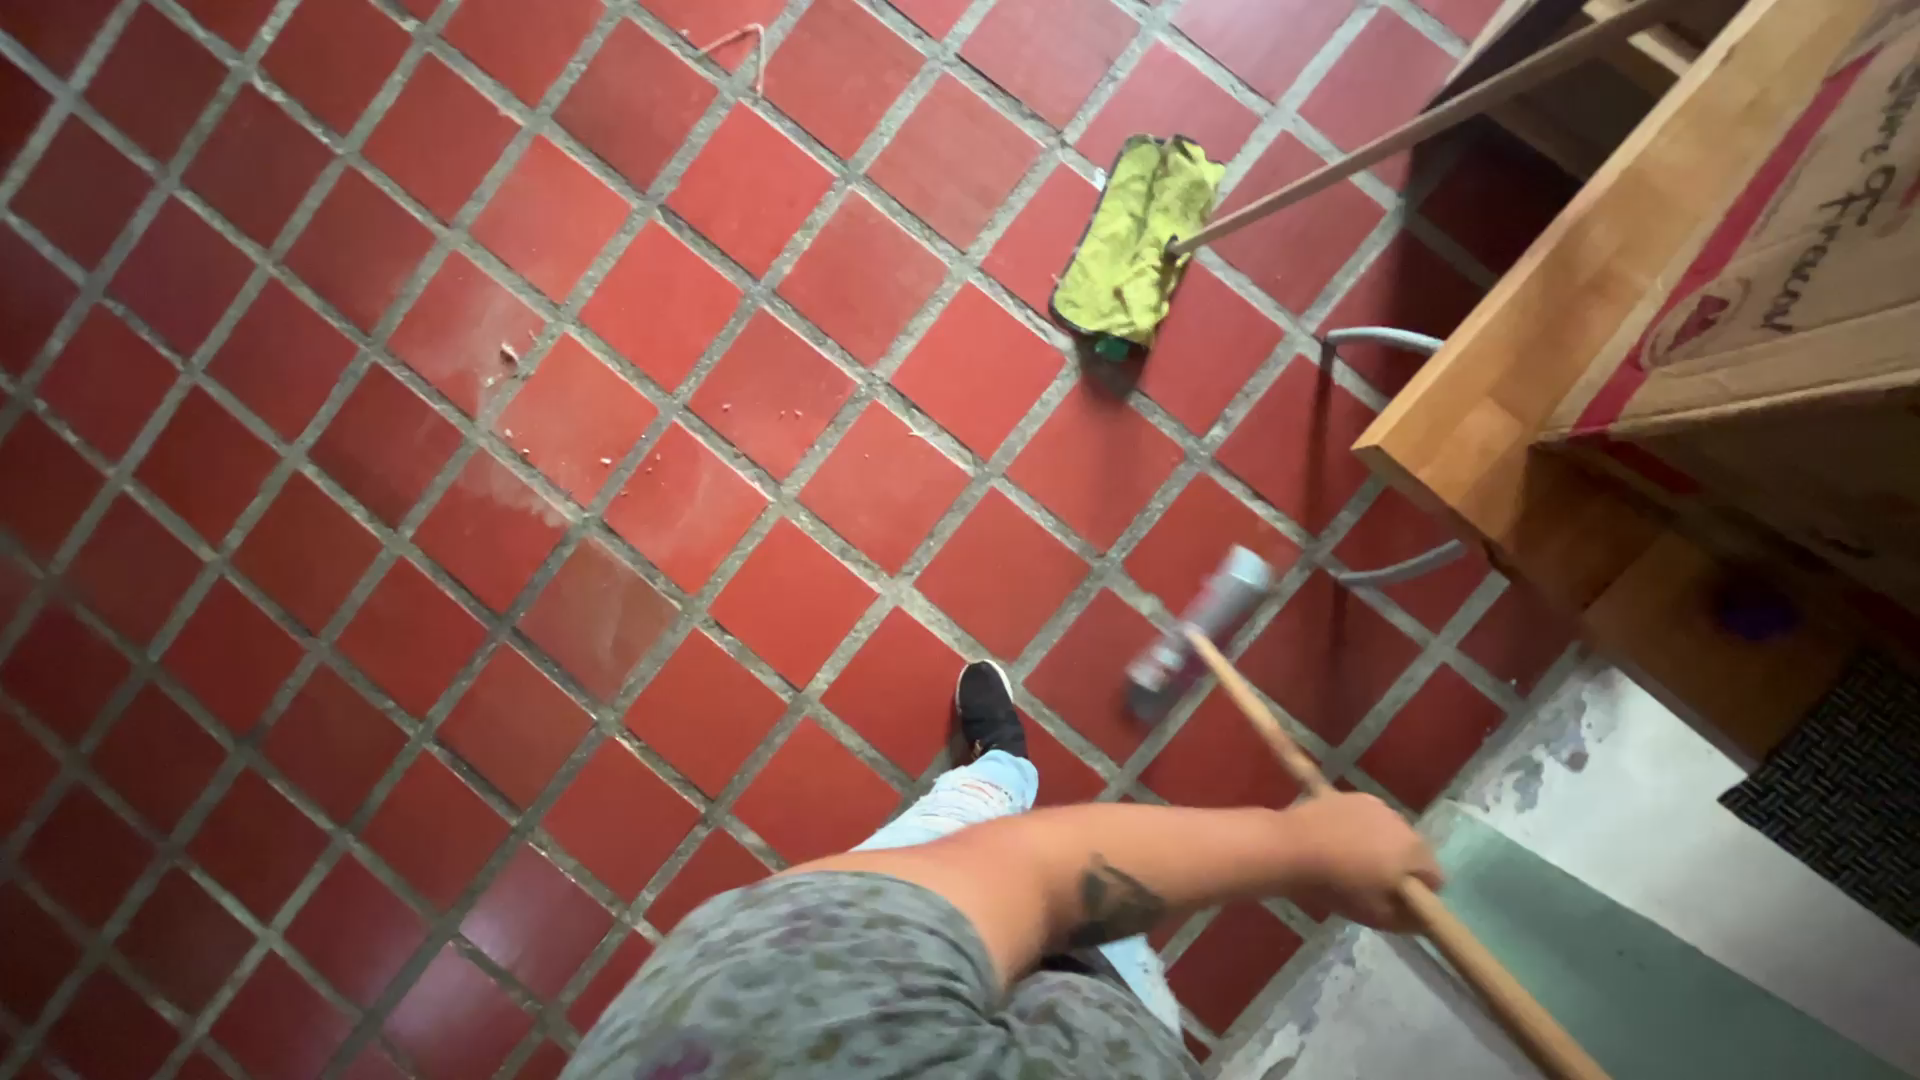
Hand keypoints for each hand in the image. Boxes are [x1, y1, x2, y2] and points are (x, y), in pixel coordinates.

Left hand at [1281, 792, 1442, 931]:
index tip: (1396, 899)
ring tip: (1352, 857)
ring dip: (1381, 843)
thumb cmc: (1337, 885)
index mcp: (1415, 851)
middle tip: (1372, 879)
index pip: (1435, 877)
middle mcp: (1401, 821)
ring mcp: (1374, 804)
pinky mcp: (1349, 795)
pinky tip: (1339, 838)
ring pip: (1390, 831)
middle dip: (1401, 865)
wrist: (1290, 847)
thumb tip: (1423, 917)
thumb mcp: (1379, 917)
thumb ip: (1411, 920)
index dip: (1420, 893)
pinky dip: (1361, 826)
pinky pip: (1367, 816)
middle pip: (1413, 850)